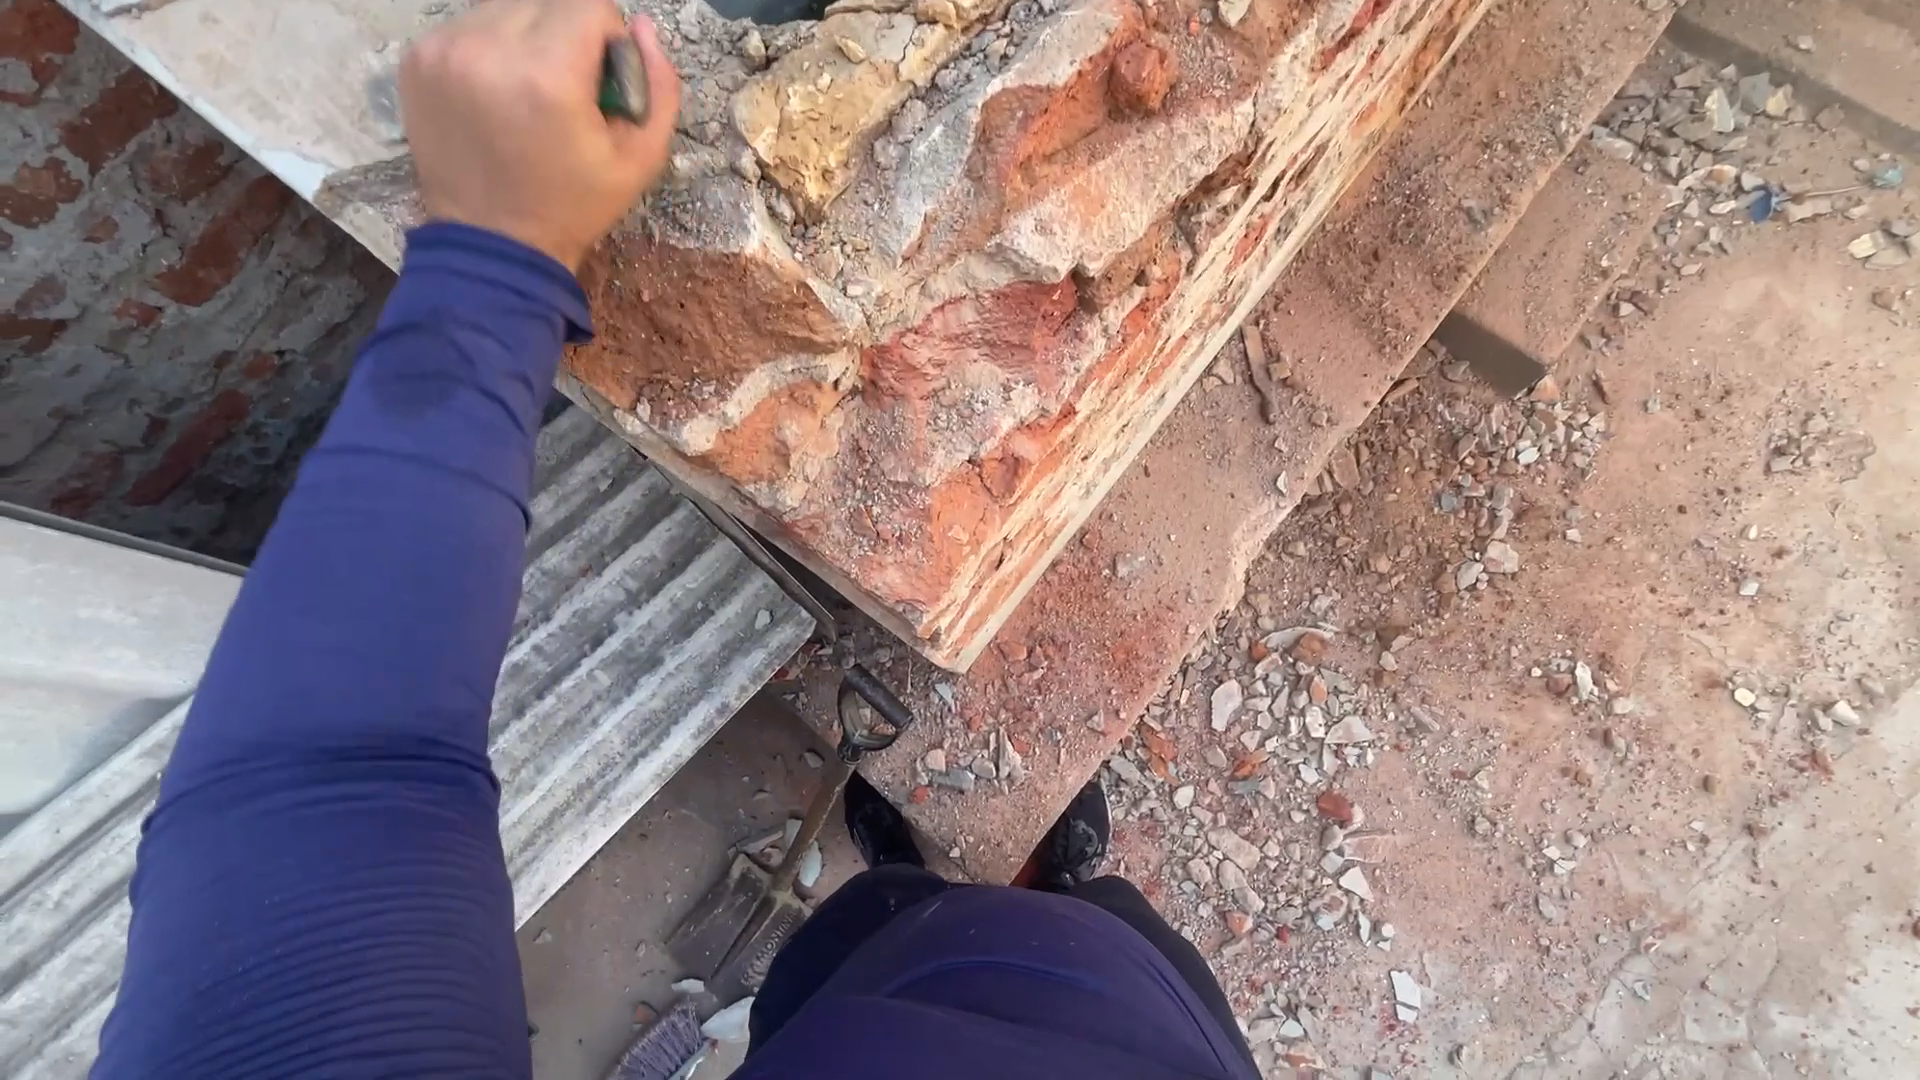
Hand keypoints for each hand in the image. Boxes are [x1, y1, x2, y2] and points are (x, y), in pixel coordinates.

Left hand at [399, 0, 679, 270]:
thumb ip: (660, 92)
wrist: (494, 243)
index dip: (609, 38)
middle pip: (547, 1)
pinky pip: (470, 28)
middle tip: (571, 94)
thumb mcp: (639, 163)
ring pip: (505, 8)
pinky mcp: (418, 56)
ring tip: (532, 98)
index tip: (606, 82)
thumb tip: (644, 28)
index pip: (590, 4)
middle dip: (568, 37)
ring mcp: (444, 48)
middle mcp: (489, 47)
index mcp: (547, 76)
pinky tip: (499, 101)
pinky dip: (493, 52)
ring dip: (529, 40)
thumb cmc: (574, 206)